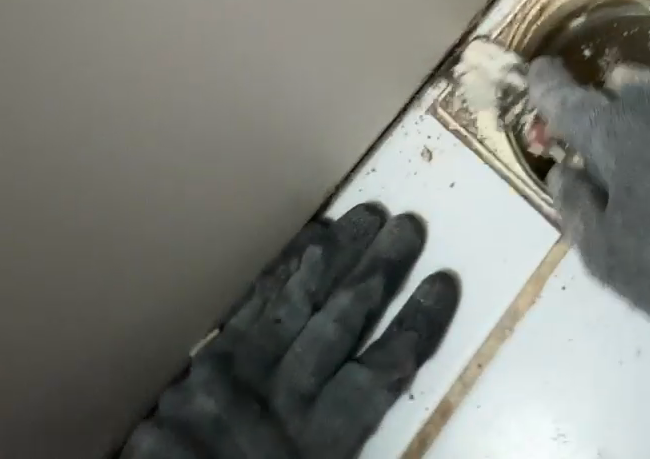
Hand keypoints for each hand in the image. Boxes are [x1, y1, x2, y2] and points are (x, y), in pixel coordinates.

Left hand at [122, 203, 458, 458]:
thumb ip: (350, 438)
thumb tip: (389, 380)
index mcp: (319, 443)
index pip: (381, 372)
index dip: (416, 324)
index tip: (445, 281)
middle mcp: (285, 397)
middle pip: (344, 318)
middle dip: (381, 268)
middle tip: (411, 225)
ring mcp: (240, 372)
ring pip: (301, 298)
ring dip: (339, 253)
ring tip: (370, 213)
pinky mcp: (205, 361)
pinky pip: (252, 304)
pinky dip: (284, 270)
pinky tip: (308, 241)